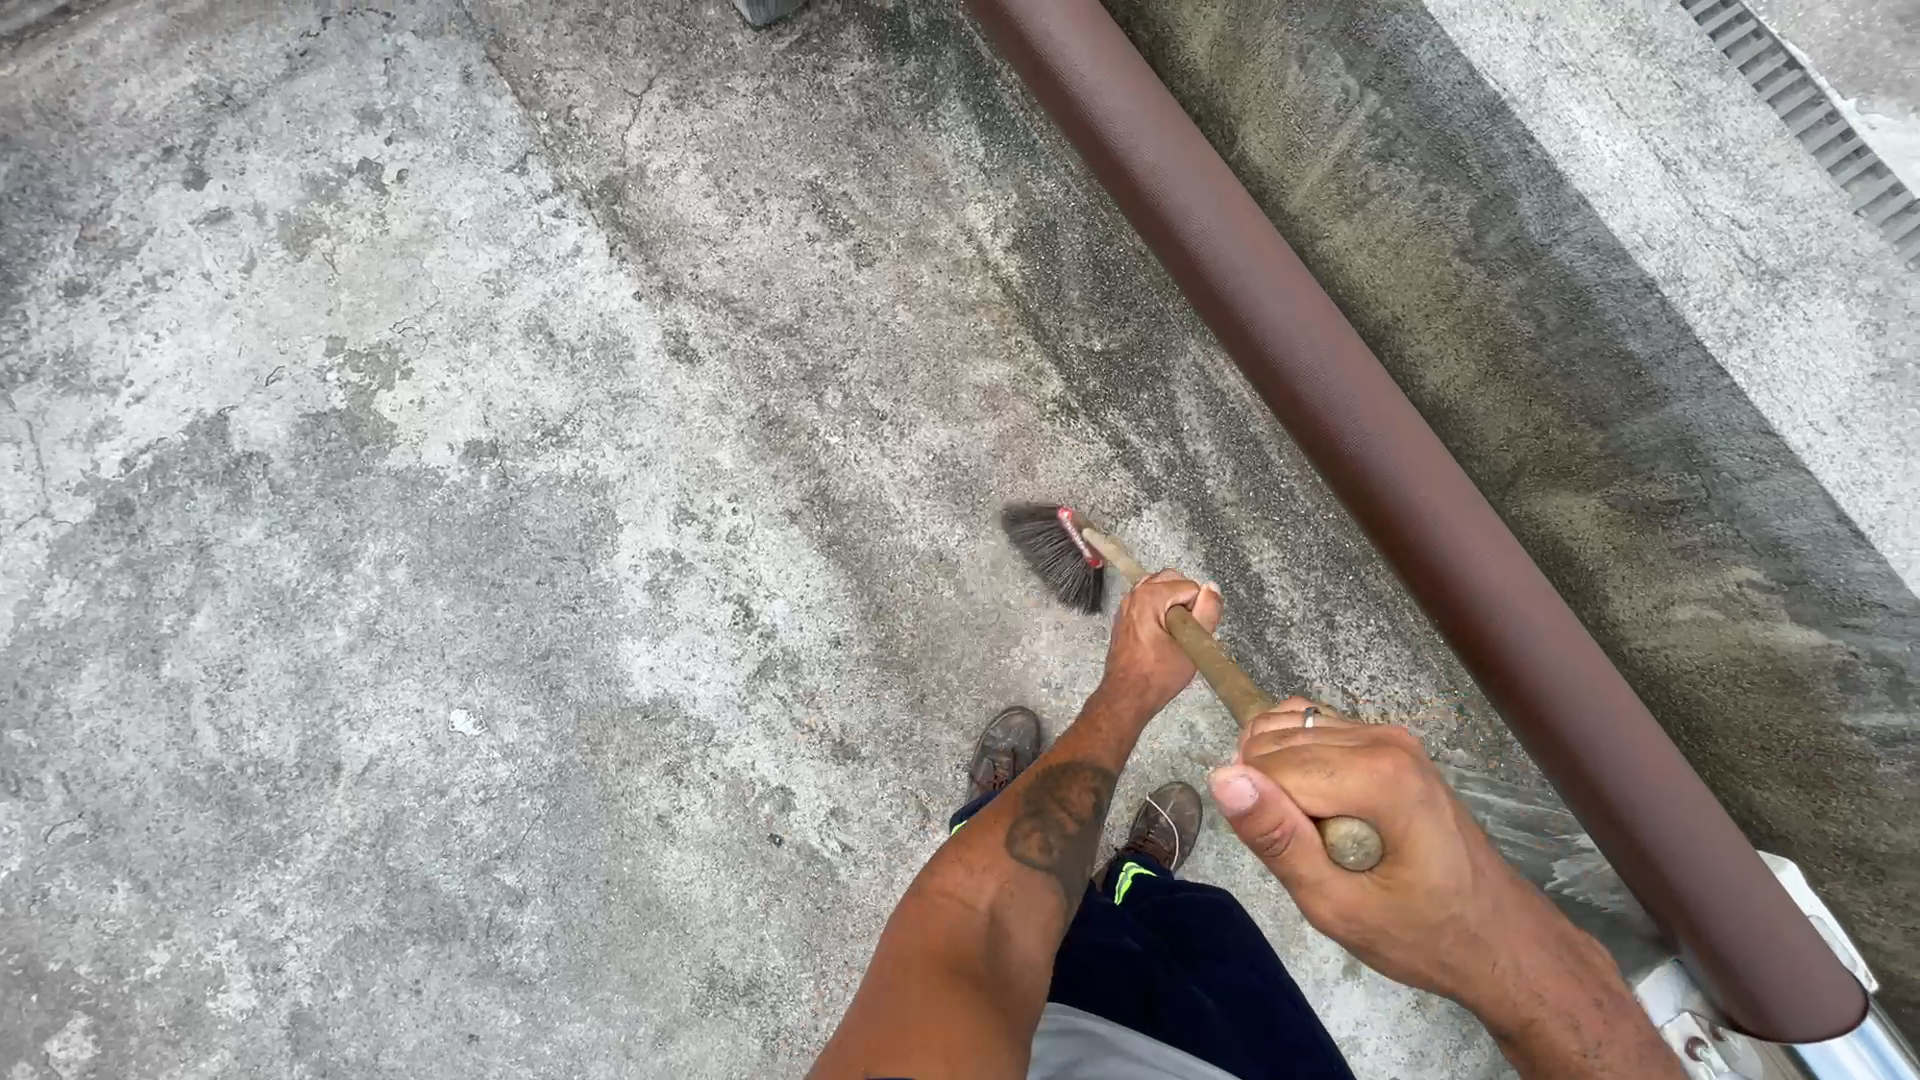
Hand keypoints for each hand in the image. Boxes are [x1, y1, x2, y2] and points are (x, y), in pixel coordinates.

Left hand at [1092, 569, 1221, 719]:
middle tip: (1188, 631)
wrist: (1128, 695)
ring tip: (1177, 634)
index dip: (1199, 610)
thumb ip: (1207, 611)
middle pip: (1174, 581)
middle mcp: (1135, 595)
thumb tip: (1212, 588)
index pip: (1191, 587)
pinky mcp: (1126, 617)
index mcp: (1149, 596)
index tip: (1192, 632)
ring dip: (1175, 606)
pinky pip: (1150, 602)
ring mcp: (1127, 605)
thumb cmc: (1156, 675)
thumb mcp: (1193, 644)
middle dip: (1187, 602)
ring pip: (1161, 590)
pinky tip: (1164, 636)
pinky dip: (1161, 611)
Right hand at [1206, 700, 1613, 1024]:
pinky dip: (1290, 757)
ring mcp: (1385, 732)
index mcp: (1378, 776)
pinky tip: (1312, 799)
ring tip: (1314, 829)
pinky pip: (1305, 724)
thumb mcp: (1337, 906)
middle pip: (1271, 743)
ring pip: (1279, 729)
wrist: (1500, 938)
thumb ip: (1276, 839)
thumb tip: (1222, 778)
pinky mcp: (1384, 737)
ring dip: (1276, 776)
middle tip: (1310, 851)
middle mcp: (1381, 738)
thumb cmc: (1422, 934)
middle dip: (1269, 794)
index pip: (1267, 769)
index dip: (1264, 819)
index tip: (1302, 861)